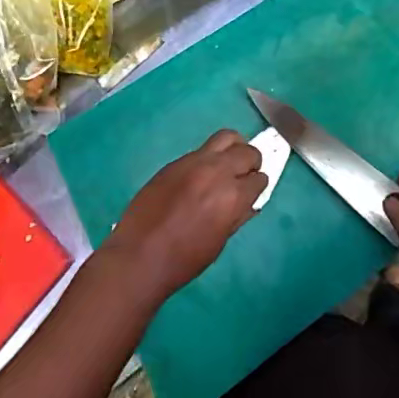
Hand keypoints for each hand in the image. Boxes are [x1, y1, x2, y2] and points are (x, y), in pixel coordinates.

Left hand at [101, 129, 265, 302]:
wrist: (139, 256)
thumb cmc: (184, 259)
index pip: (259, 178)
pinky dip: (209, 158)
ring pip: (225, 138)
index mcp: (232, 196)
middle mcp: (216, 171)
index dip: (258, 186)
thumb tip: (248, 202)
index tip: (254, 191)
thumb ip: (237, 215)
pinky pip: (200, 151)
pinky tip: (201, 177)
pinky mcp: (174, 162)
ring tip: (228, 164)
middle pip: (246, 151)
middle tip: (245, 175)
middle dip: (252, 162)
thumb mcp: (220, 240)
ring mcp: (193, 163)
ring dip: (234, 149)